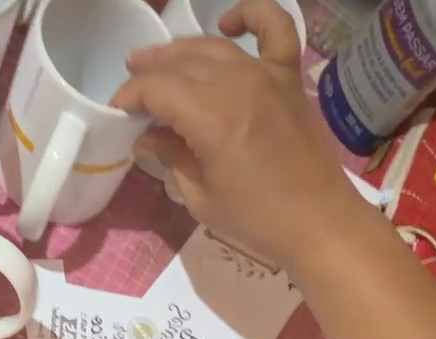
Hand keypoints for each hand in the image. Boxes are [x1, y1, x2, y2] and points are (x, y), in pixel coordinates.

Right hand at [111, 0, 366, 269]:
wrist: (318, 222)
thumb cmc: (256, 220)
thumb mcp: (201, 198)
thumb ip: (172, 158)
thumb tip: (148, 138)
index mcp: (212, 118)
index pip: (159, 90)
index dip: (132, 96)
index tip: (117, 109)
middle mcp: (238, 84)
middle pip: (183, 63)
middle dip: (151, 70)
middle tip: (130, 80)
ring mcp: (267, 76)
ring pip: (215, 47)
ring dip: (182, 48)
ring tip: (159, 58)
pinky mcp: (289, 78)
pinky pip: (274, 29)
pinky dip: (251, 15)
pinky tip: (229, 23)